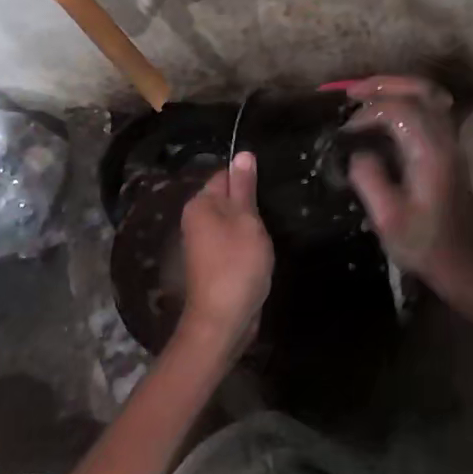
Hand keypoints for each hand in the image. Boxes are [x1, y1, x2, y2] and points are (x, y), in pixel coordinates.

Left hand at [177, 152, 273, 351]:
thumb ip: (244, 187)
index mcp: (199, 204)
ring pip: (231, 222)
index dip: (249, 179)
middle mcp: (195, 220)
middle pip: (227, 198)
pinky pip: (231, 242)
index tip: (272, 187)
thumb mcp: (246, 220)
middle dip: (250, 203)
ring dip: (250, 225)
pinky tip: (262, 251)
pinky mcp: (212, 264)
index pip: (225, 175)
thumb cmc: (237, 264)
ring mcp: (202, 244)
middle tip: (277, 207)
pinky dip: (246, 244)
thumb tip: (242, 153)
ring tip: (274, 228)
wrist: (223, 320)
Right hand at [332, 76, 472, 298]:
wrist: (465, 263)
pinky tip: (383, 115)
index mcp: (431, 153)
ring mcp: (451, 142)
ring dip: (395, 89)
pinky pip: (429, 109)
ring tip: (363, 97)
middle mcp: (446, 139)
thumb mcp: (388, 219)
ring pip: (428, 96)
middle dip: (383, 84)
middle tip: (350, 92)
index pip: (401, 111)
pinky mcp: (448, 150)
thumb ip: (369, 179)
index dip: (369, 112)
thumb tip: (356, 152)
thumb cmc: (425, 244)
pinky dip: (404, 101)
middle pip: (421, 91)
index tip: (346, 130)